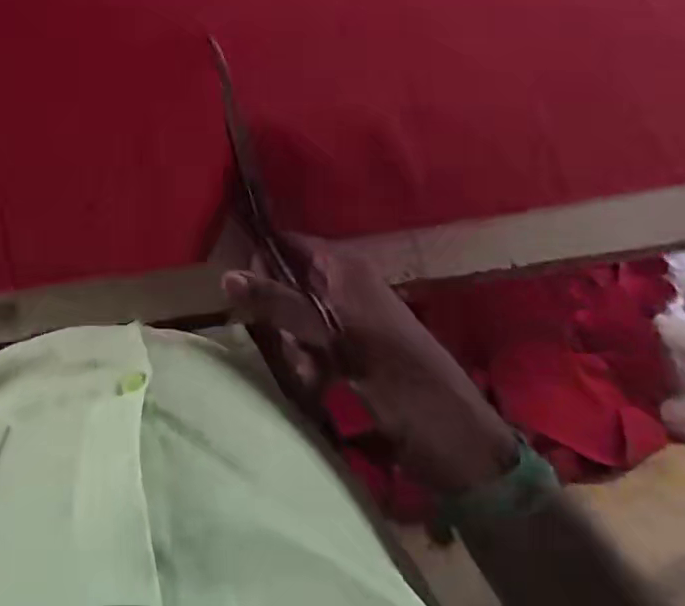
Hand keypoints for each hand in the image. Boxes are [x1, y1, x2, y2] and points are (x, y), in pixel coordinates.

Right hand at [223, 235, 518, 494]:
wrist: (458, 442)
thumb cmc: (397, 377)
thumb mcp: (334, 338)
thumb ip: (280, 304)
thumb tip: (226, 274)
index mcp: (344, 268)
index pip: (287, 243)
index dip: (261, 259)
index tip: (241, 290)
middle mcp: (343, 286)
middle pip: (286, 283)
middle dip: (275, 314)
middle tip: (286, 341)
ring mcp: (348, 321)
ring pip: (294, 320)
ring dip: (291, 346)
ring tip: (308, 372)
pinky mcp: (351, 353)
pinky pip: (310, 348)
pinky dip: (306, 365)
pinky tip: (317, 385)